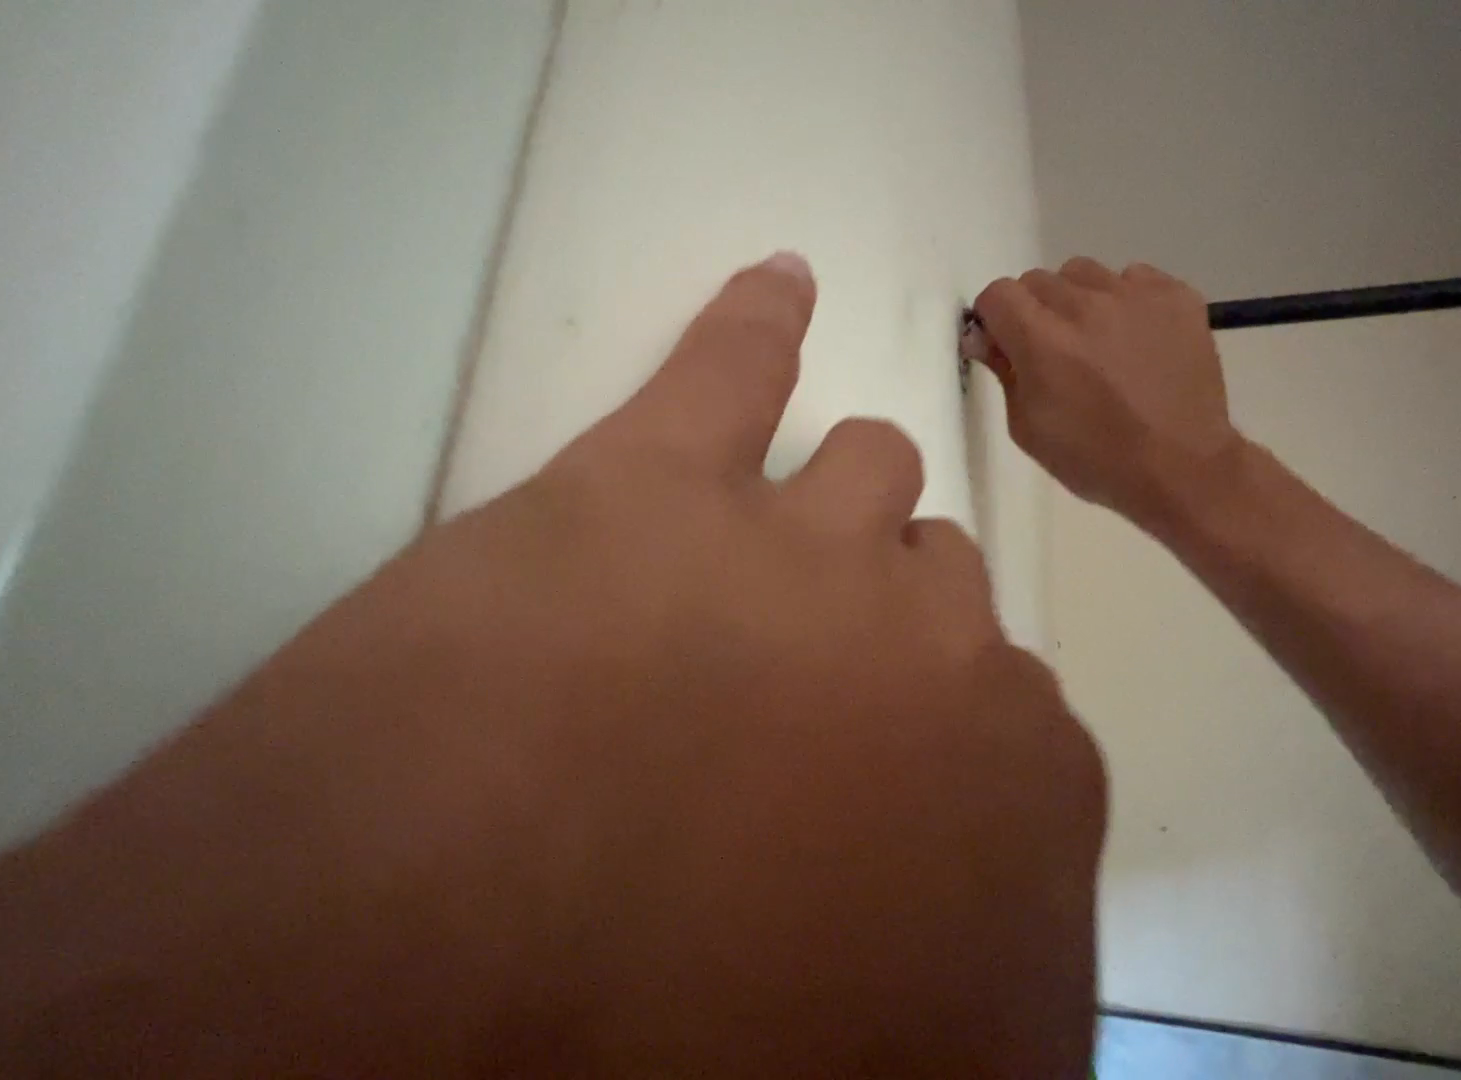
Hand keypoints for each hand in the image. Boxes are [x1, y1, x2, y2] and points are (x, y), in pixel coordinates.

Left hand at [0, 255, 1106, 1077]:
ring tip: (788, 543)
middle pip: (938, 588)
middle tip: (809, 688)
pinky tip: (781, 285)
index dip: (951, 749)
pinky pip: (731, 368)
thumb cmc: (691, 1048)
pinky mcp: (653, 486)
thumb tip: (1004, 937)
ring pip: (868, 474)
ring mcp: (796, 548)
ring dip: (841, 509)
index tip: (895, 782)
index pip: (1024, 726)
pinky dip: (756, 326)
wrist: (437, 998)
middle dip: (891, 626)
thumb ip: (994, 972)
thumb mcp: (914, 1039)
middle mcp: (931, 642)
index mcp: (1011, 782)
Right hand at [969, 257, 1238, 521]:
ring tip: (1096, 341)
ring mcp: (1135, 295)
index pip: (998, 294)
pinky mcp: (1176, 296)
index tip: (1005, 344)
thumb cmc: (1095, 460)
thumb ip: (1003, 373)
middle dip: (1034, 312)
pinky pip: (1134, 278)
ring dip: (1077, 300)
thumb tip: (984, 338)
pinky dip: (1125, 301)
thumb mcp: (1029, 429)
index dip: (994, 318)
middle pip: (1038, 280)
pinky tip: (1134, 340)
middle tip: (1053, 353)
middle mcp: (1086, 305)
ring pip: (1084, 273)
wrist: (1182, 469)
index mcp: (1043, 341)